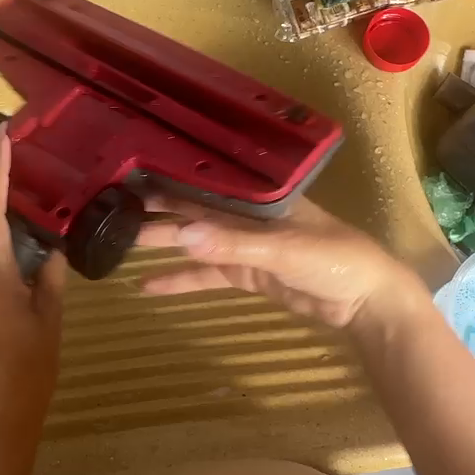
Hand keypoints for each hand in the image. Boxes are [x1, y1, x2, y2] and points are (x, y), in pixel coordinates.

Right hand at [136, 196, 424, 330]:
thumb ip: (232, 243)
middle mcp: (246, 213)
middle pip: (193, 207)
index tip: (127, 173)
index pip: (205, 179)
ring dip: (160, 242)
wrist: (366, 301)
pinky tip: (147, 286)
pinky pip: (206, 274)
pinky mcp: (246, 273)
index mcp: (258, 195)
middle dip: (154, 208)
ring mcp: (245, 244)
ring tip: (114, 244)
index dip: (168, 175)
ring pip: (194, 240)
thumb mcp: (284, 249)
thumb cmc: (335, 259)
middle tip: (107, 208)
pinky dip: (180, 279)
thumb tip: (180, 234)